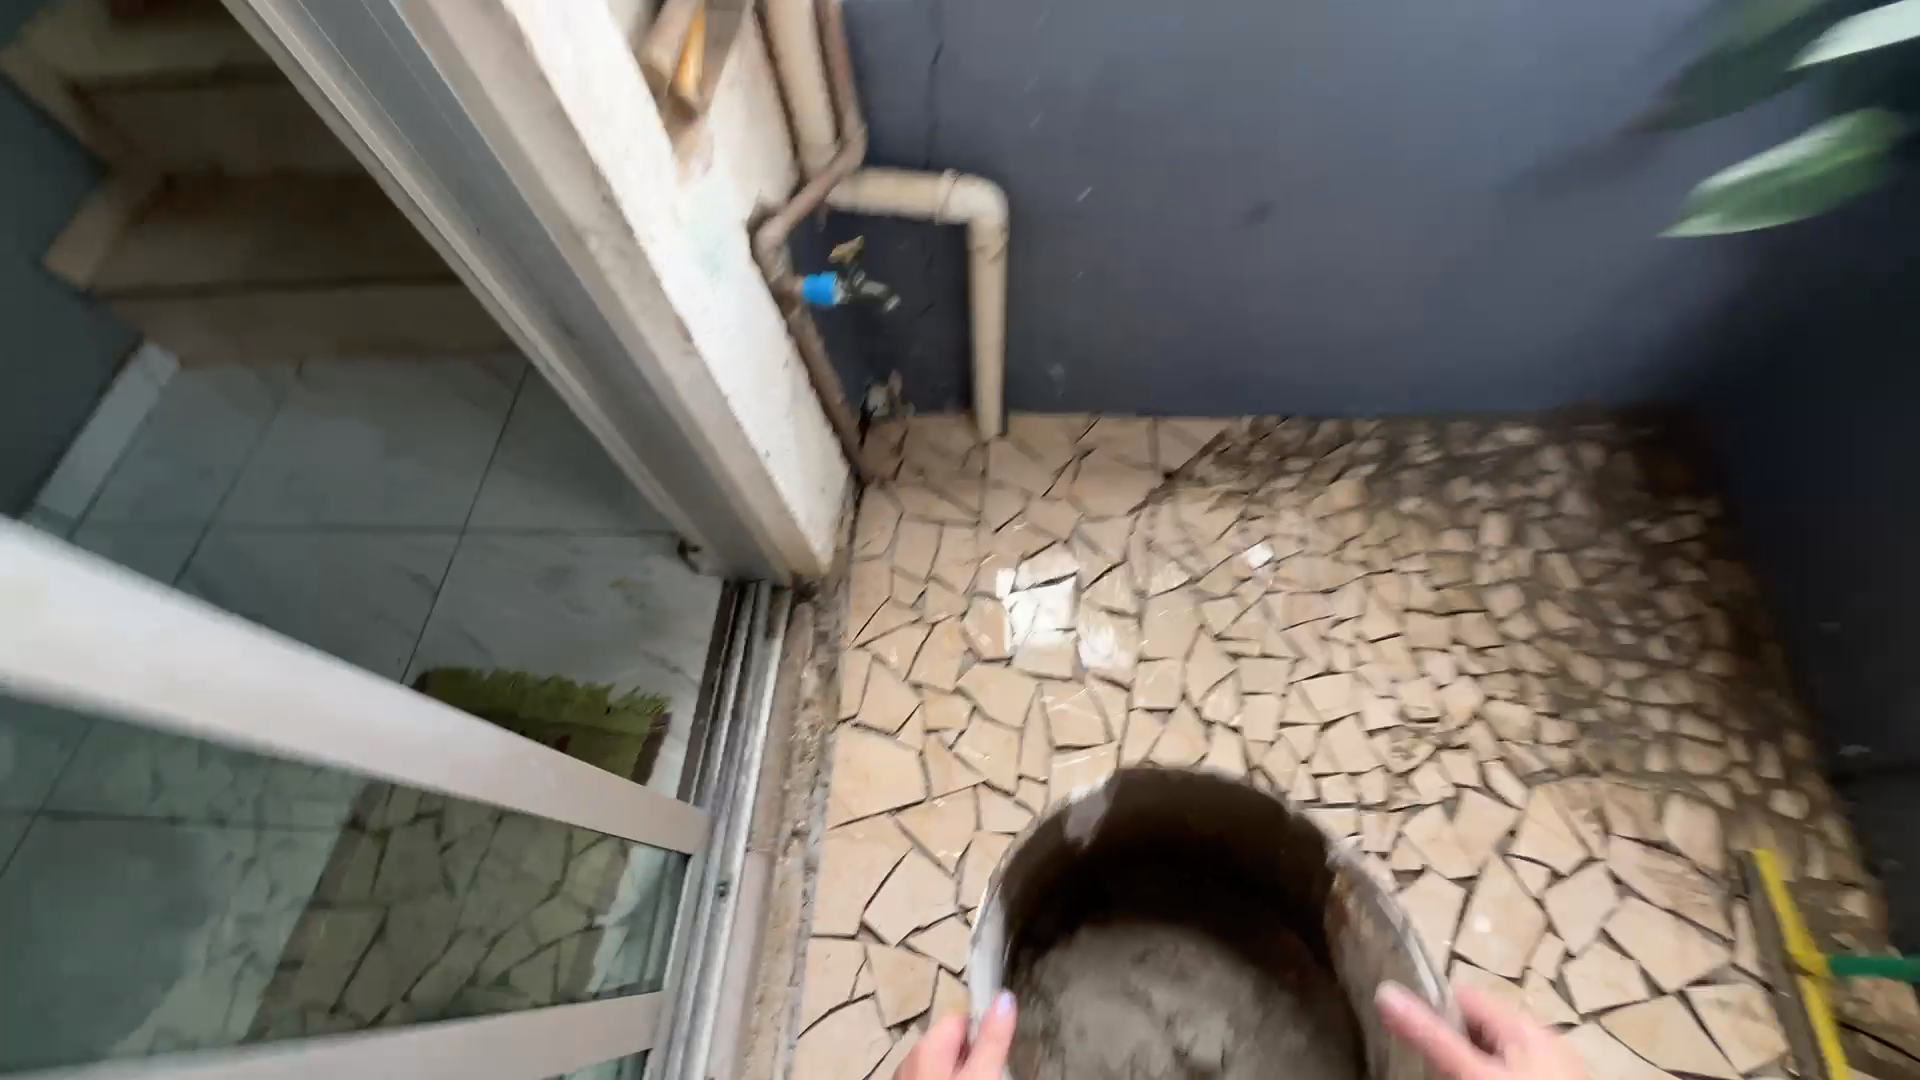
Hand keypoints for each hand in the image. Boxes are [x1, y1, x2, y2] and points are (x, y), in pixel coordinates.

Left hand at [894, 990, 1017, 1079]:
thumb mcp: (980, 1075)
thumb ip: (992, 1038)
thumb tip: (1005, 994)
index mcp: (925, 1042)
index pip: (959, 1018)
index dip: (981, 1034)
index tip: (995, 1057)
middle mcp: (908, 1055)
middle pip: (948, 1041)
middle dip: (969, 1054)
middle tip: (987, 1074)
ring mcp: (902, 1077)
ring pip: (938, 1064)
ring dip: (956, 1071)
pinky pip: (928, 1077)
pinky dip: (942, 1079)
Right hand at [1376, 982, 1587, 1079]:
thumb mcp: (1472, 1076)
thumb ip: (1428, 1035)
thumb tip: (1382, 991)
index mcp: (1524, 1024)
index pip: (1461, 996)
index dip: (1432, 1011)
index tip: (1413, 1038)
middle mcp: (1542, 1041)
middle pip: (1477, 1028)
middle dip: (1451, 1047)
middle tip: (1436, 1072)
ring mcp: (1554, 1073)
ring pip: (1492, 1057)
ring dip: (1467, 1068)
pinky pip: (1511, 1076)